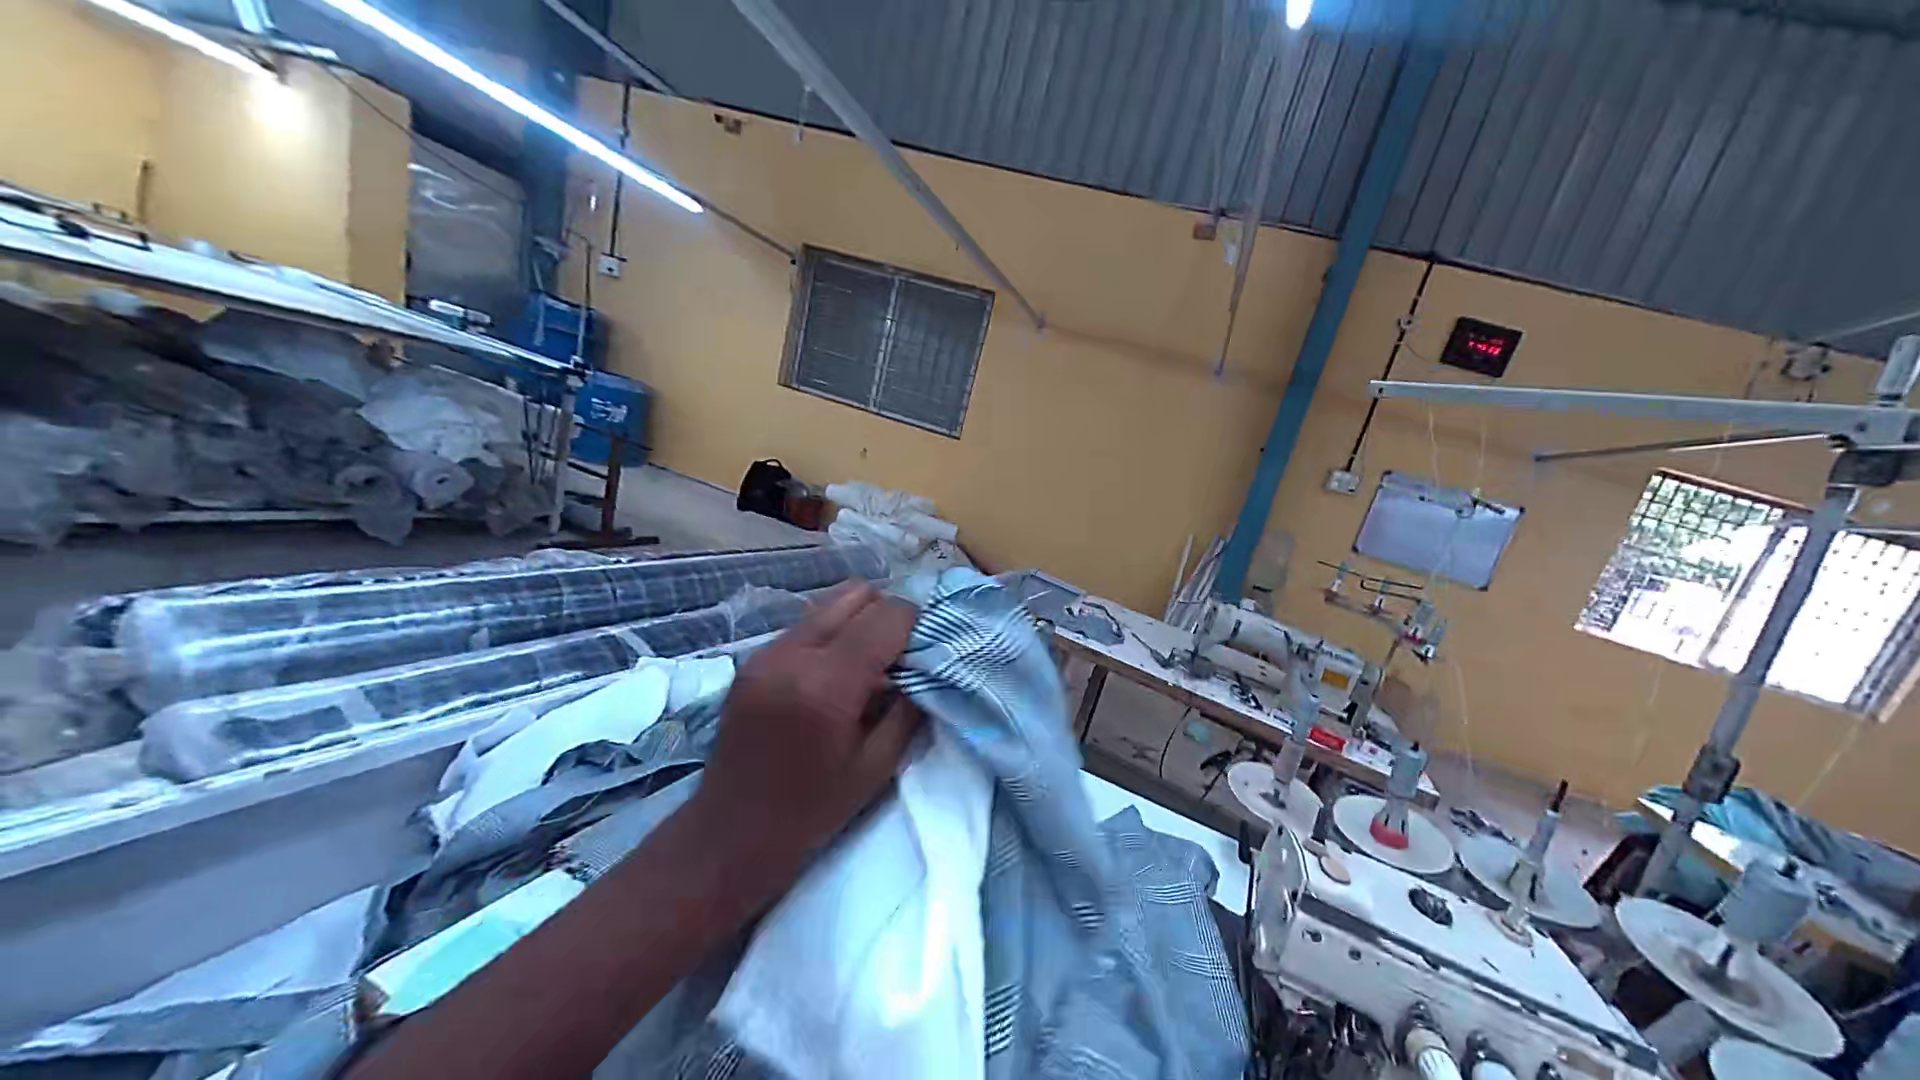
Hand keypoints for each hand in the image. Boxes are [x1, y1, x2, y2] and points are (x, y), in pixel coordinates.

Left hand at [687, 582, 922, 889]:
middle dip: (887, 615)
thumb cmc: (812, 810)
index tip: (925, 649)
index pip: (887, 616)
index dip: (915, 623)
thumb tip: (925, 665)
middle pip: (857, 593)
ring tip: (866, 663)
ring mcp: (766, 652)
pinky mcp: (752, 659)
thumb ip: (908, 706)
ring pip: (828, 603)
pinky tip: (833, 674)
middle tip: (898, 654)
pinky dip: (830, 635)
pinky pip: (805, 625)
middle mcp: (793, 654)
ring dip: (857, 621)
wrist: (730, 834)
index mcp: (828, 684)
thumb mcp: (878, 766)